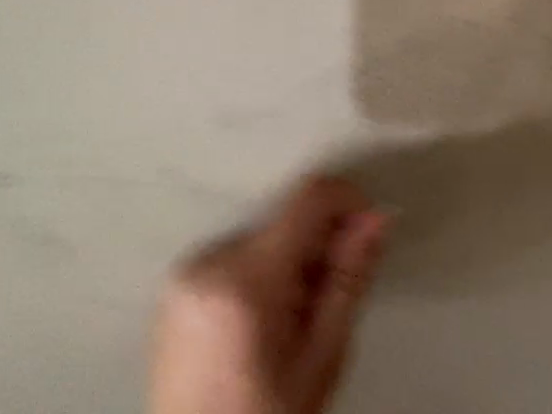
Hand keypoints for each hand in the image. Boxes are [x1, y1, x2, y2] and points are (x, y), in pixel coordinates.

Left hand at [150, 176, 390, 413]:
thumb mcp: (324, 355)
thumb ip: (349, 278)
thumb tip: (375, 219)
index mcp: (246, 280)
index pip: (310, 197)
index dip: (351, 201)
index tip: (369, 232)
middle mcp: (207, 264)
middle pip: (290, 221)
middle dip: (320, 250)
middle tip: (325, 306)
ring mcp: (184, 276)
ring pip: (267, 238)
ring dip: (292, 264)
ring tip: (290, 324)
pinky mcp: (176, 289)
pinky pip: (238, 256)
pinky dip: (263, 275)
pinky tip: (263, 325)